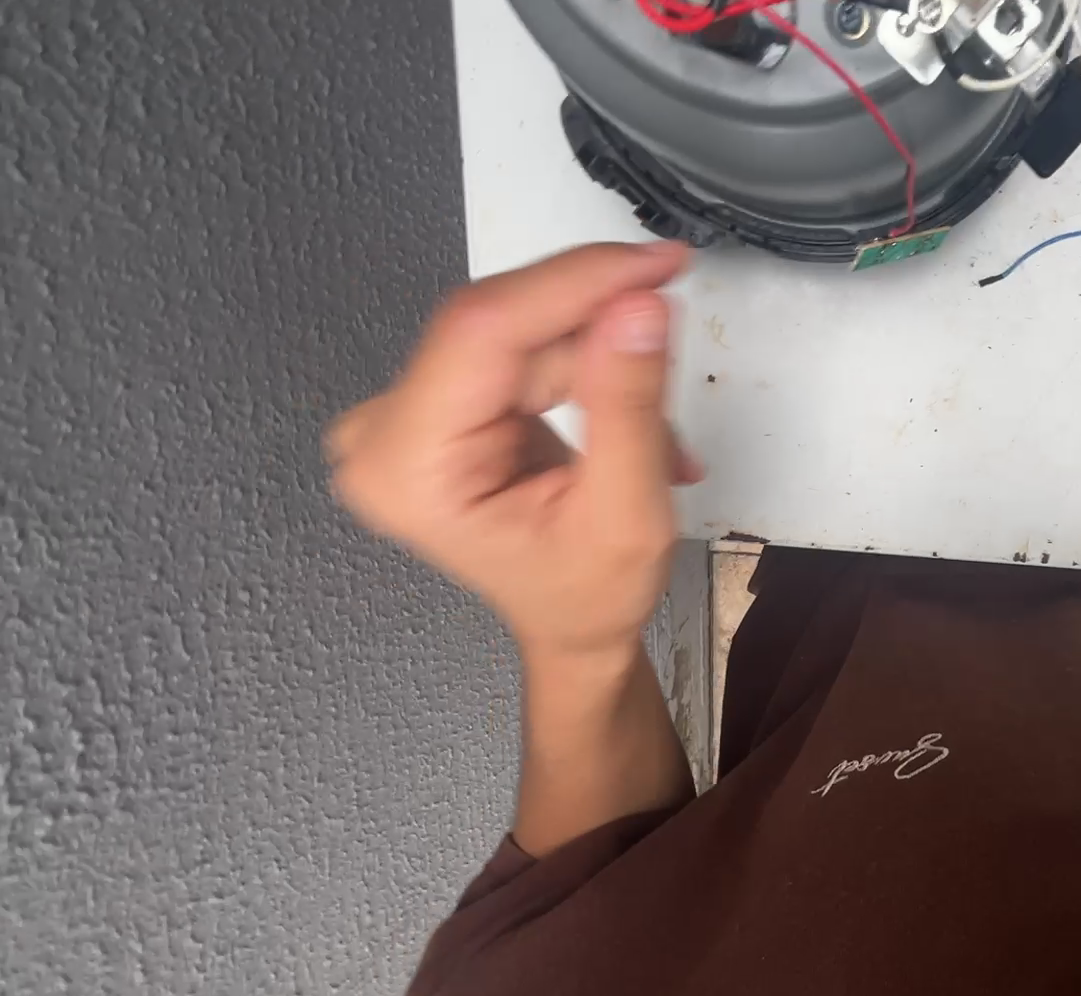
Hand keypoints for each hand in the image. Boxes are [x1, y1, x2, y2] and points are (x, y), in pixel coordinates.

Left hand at [326, 242, 701, 662]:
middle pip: (506, 333)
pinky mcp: (442, 412)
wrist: (574, 629)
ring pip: (526, 345)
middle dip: (603, 338)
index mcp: (410, 467)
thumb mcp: (629, 511)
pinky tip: (635, 433)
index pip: (483, 329)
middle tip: (676, 348)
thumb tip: (642, 304)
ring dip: (608, 375)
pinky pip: (526, 363)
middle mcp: (384, 432)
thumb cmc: (596, 595)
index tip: (662, 262)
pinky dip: (592, 385)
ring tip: (665, 445)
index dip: (576, 283)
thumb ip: (630, 407)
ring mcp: (408, 419)